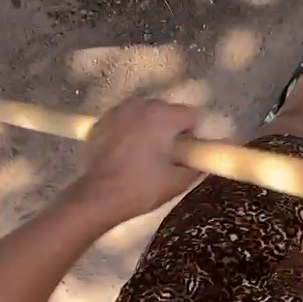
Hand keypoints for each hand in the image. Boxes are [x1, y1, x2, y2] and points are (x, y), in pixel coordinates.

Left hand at [70, 99, 201, 223]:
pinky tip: (124, 153)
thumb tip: (204, 159)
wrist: (98, 196)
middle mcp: (140, 105)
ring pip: (143, 113)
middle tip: (164, 155)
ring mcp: (117, 111)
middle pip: (166, 110)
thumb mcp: (178, 182)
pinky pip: (124, 120)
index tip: (184, 153)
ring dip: (148, 127)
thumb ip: (197, 165)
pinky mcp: (100, 121)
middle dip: (169, 128)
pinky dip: (128, 131)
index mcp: (162, 116)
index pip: (191, 114)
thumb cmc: (141, 189)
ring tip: (143, 153)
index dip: (192, 134)